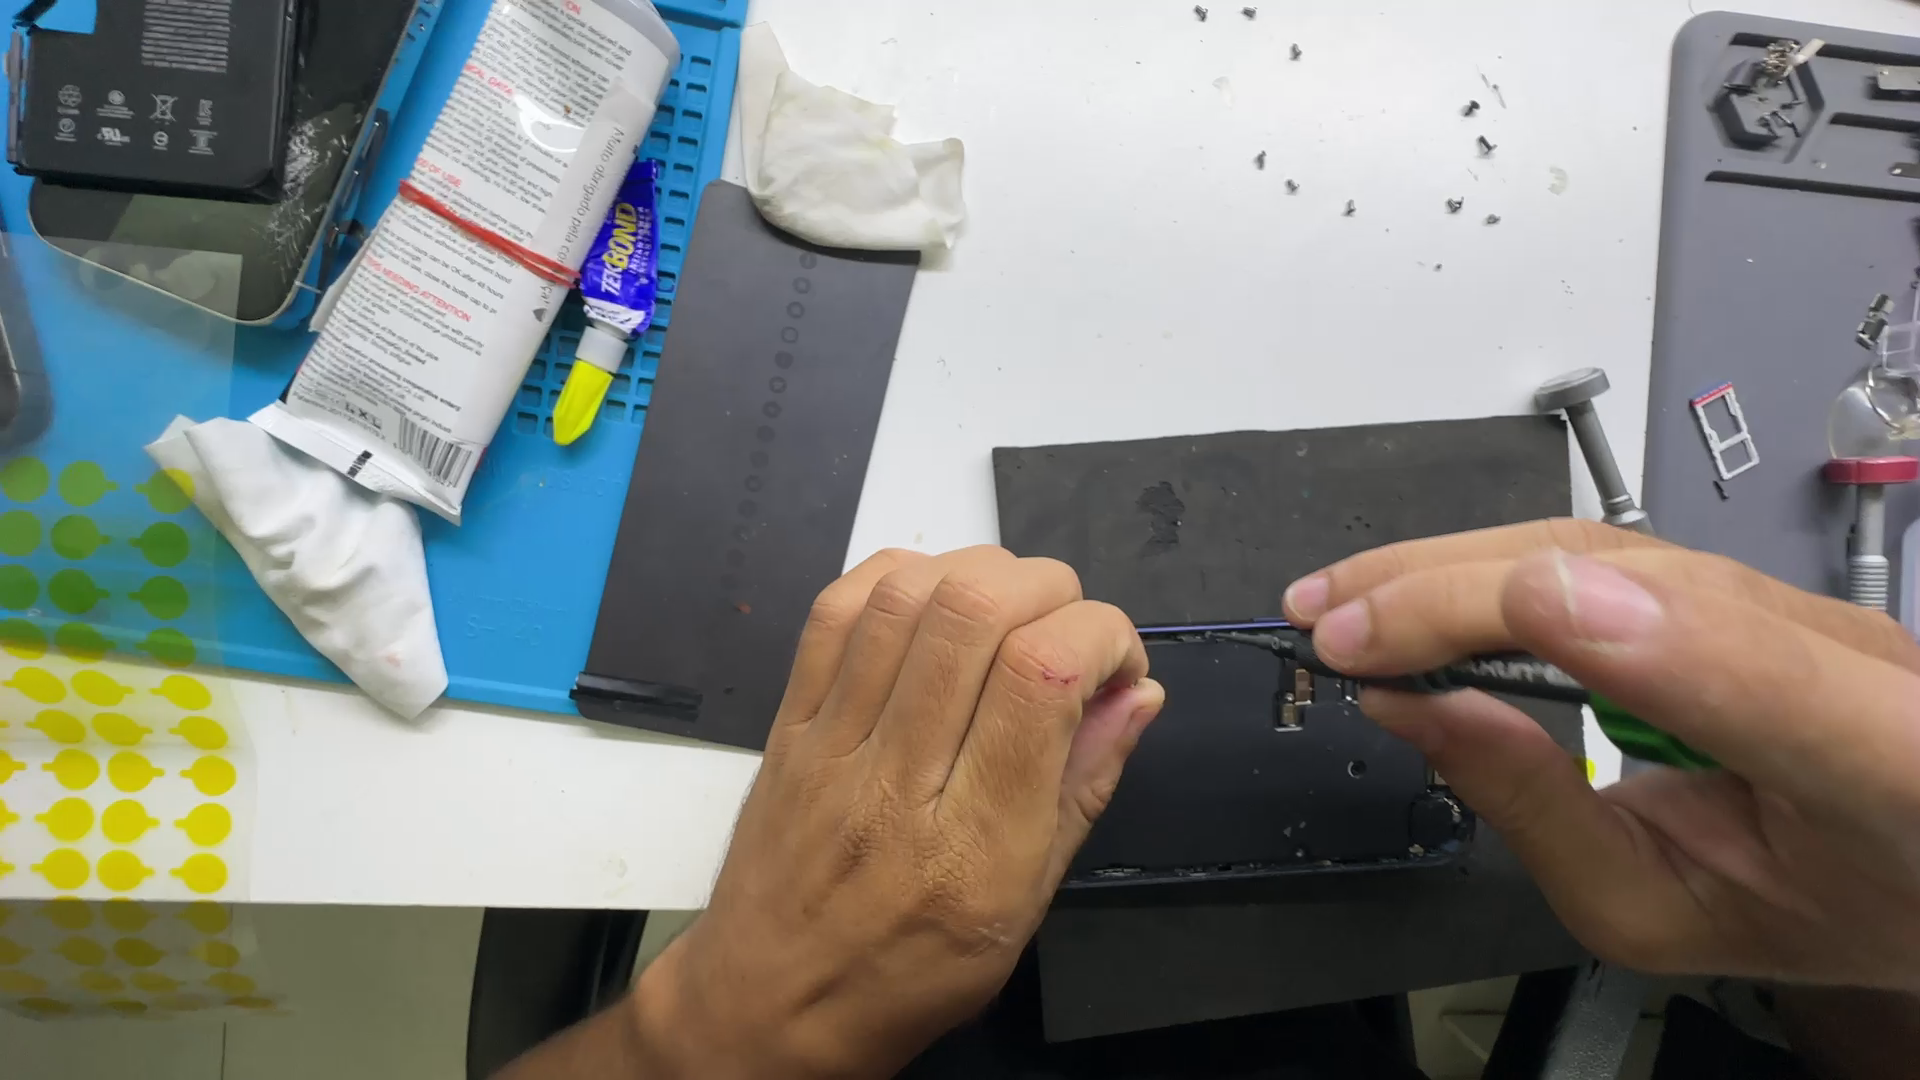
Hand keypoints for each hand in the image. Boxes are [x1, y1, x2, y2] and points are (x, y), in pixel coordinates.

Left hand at [634, 547, 1163, 1078]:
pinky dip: (900, 573)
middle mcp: (898, 775)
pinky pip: (835, 608)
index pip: (1041, 676)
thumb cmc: (911, 969)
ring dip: (977, 571)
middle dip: (1045, 586)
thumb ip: (1085, 785)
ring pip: (905, 596)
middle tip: (1064, 621)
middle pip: (971, 613)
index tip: (1115, 659)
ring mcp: (831, 737)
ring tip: (1006, 604)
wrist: (767, 999)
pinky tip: (933, 595)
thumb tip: (1139, 691)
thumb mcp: (1025, 903)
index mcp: (975, 842)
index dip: (1100, 634)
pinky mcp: (789, 716)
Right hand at [1281, 519, 1919, 989]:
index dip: (1638, 642)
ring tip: (1331, 601)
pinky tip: (1393, 584)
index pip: (1776, 688)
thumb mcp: (1650, 903)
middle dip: (1457, 595)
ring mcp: (1780, 594)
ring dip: (1436, 564)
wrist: (1897, 841)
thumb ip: (1531, 805)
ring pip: (1584, 541)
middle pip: (1638, 580)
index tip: (1475, 637)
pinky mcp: (1706, 570)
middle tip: (1326, 628)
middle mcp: (1850, 658)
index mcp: (1889, 778)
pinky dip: (1462, 561)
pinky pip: (1570, 545)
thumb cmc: (1779, 897)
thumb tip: (1403, 700)